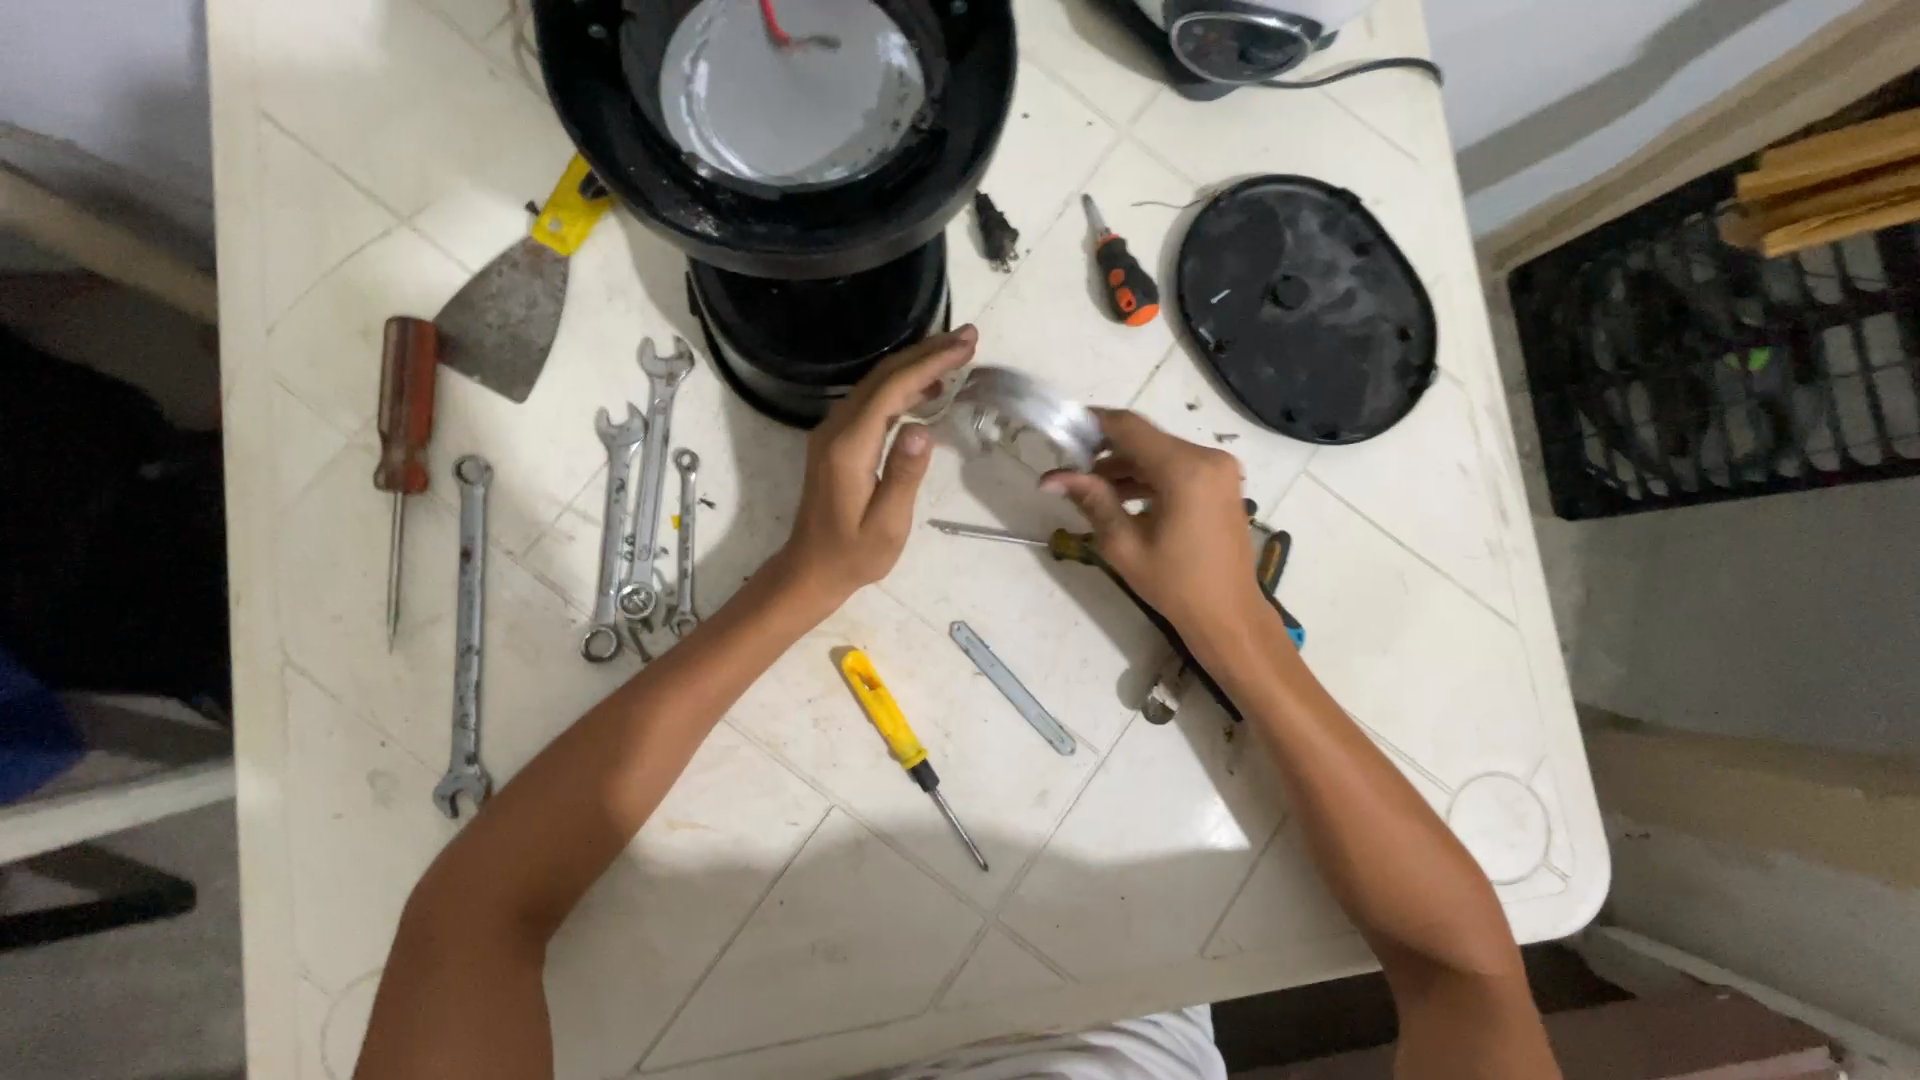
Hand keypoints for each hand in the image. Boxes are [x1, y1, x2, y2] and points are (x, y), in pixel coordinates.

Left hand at [777, 326, 976, 604]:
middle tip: (968, 337)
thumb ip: (904, 475)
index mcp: (850, 447)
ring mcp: (834, 432)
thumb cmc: (854, 554)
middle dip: (926, 352)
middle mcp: (837, 429)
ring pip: (876, 383)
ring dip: (915, 364)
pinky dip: (902, 386)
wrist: (811, 568)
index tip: (964, 345)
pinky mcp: (838, 440)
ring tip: (956, 354)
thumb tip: (923, 429)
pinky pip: (872, 400)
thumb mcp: (886, 525)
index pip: (892, 390)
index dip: (929, 363)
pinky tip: (927, 388)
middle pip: (883, 376)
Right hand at [1040, 409, 1263, 637]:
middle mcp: (1208, 458)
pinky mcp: (1222, 482)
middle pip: (1145, 439)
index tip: (1064, 430)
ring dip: (1126, 466)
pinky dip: (1149, 476)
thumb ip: (1092, 500)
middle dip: (1106, 452)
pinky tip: (1123, 498)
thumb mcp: (1125, 544)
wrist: (1228, 614)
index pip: (1129, 428)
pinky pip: (1178, 467)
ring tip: (1092, 491)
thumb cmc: (1175, 585)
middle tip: (1072, 471)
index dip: (1093, 423)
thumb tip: (1051, 477)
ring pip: (1160, 453)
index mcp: (1185, 470)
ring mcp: (1219, 469)